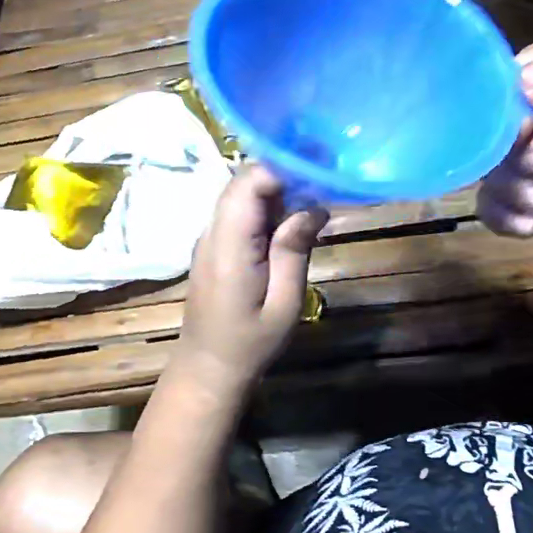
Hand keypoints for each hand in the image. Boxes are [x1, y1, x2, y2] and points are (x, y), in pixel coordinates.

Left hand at [176, 166, 327, 390]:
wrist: (208, 366)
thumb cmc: (250, 342)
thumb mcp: (284, 303)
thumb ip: (294, 251)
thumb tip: (312, 207)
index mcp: (229, 244)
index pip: (248, 184)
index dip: (282, 168)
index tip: (318, 166)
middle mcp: (213, 232)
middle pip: (243, 182)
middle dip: (284, 173)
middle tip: (324, 175)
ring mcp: (210, 237)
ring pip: (241, 194)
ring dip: (277, 190)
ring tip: (315, 193)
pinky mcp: (215, 245)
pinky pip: (239, 212)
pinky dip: (266, 207)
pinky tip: (292, 218)